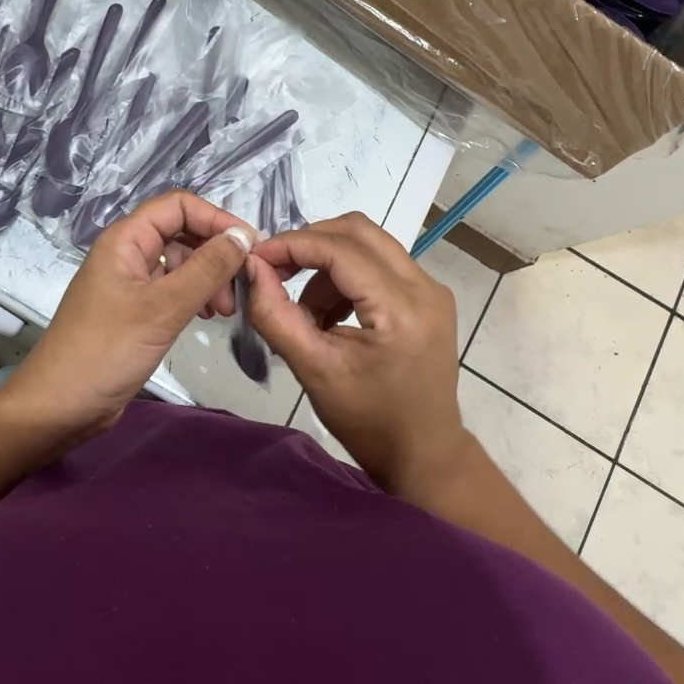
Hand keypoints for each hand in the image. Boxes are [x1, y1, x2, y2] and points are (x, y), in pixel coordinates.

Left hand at [0, 191, 254, 436]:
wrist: (60, 405)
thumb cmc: (106, 350)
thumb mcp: (163, 307)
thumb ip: (206, 269)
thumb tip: (244, 236)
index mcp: (125, 239)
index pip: (179, 206)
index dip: (217, 219)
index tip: (250, 247)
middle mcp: (127, 253)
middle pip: (182, 233)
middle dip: (215, 254)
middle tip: (240, 288)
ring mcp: (129, 283)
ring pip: (180, 264)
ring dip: (208, 279)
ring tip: (225, 311)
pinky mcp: (134, 311)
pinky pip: (172, 290)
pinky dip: (194, 297)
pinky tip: (208, 317)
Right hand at [247, 213, 470, 493]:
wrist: (422, 453)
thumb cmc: (367, 420)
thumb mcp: (312, 370)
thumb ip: (276, 315)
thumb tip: (252, 267)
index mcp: (401, 309)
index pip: (340, 250)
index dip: (292, 245)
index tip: (256, 258)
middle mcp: (425, 287)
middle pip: (358, 230)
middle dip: (309, 242)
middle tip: (276, 270)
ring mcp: (431, 289)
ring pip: (368, 243)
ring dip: (326, 262)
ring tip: (304, 308)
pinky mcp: (428, 296)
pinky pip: (379, 263)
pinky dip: (345, 275)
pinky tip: (329, 313)